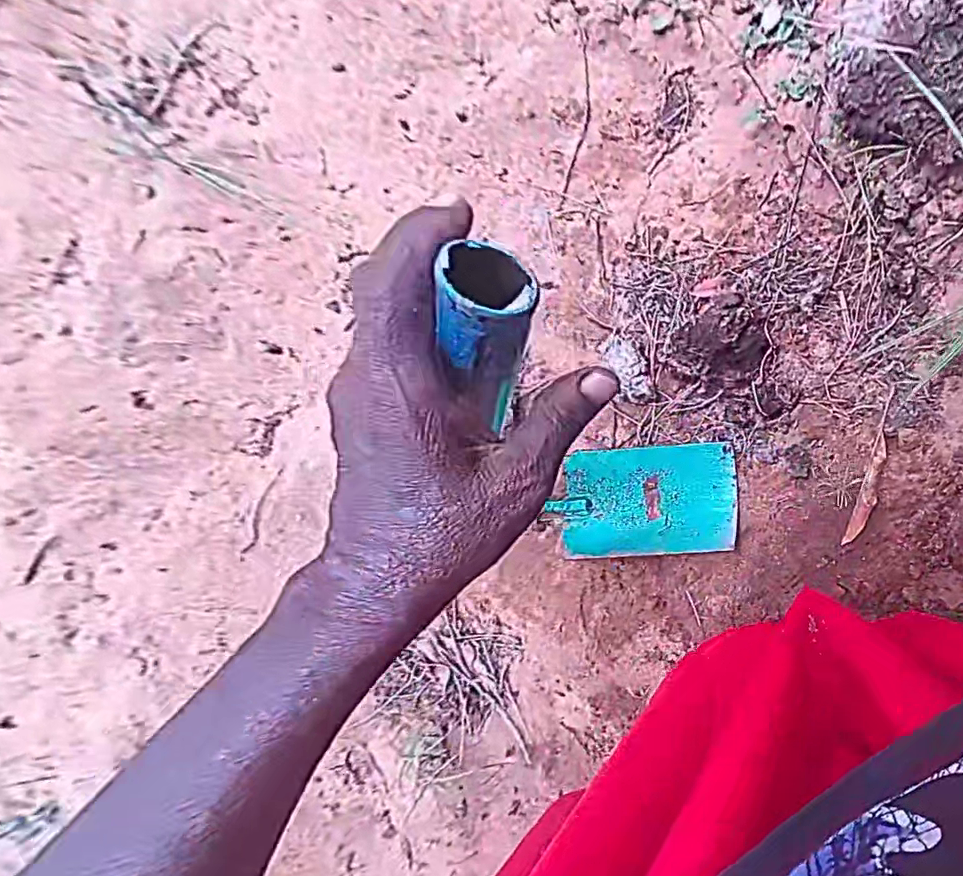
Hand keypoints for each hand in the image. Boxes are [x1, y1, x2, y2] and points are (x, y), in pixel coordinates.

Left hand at [313, 198, 617, 624]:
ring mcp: (360, 391)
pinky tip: (476, 364)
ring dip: (441, 304)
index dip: (425, 236)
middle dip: (441, 268)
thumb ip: (558, 419)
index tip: (463, 213)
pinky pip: (397, 349)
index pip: (394, 282)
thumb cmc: (447, 532)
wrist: (382, 576)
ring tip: (496, 319)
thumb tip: (602, 377)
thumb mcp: (519, 478)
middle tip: (498, 277)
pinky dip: (435, 336)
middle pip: (389, 290)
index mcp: (399, 383)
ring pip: (391, 319)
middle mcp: (367, 376)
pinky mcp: (367, 407)